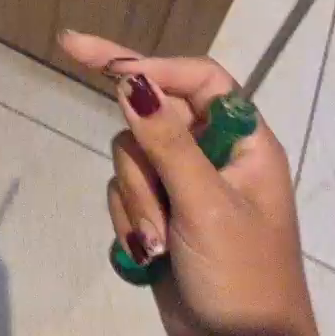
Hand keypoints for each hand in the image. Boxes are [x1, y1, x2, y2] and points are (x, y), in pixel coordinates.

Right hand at [60, 31, 327, 335]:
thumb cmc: (243, 279)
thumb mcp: (206, 205)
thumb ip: (167, 140)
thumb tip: (131, 80)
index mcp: (243, 144)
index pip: (196, 78)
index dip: (150, 62)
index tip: (95, 56)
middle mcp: (212, 155)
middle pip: (151, 114)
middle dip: (138, 154)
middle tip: (91, 90)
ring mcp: (183, 184)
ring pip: (130, 156)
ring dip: (136, 200)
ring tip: (158, 243)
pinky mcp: (160, 212)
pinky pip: (123, 190)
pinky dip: (129, 220)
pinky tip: (147, 254)